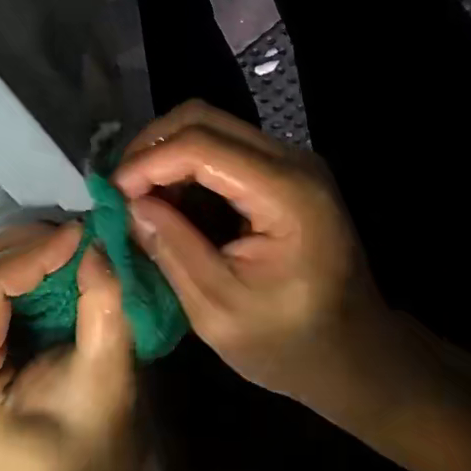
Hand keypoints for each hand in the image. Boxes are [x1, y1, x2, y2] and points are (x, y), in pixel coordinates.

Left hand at [0, 222, 140, 470]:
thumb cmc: (86, 459)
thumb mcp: (104, 384)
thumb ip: (102, 310)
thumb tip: (97, 244)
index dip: (34, 253)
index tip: (82, 235)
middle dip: (29, 245)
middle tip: (80, 240)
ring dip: (26, 252)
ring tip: (71, 252)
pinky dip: (23, 269)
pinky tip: (55, 271)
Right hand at [112, 101, 393, 407]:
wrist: (358, 351)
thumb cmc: (292, 345)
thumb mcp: (220, 311)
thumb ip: (172, 249)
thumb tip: (128, 203)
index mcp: (286, 193)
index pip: (203, 145)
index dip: (149, 162)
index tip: (112, 194)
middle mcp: (292, 160)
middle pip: (205, 118)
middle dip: (153, 146)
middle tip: (121, 187)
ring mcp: (291, 160)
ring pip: (212, 125)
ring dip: (168, 152)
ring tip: (139, 194)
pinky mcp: (283, 169)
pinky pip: (225, 145)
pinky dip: (188, 163)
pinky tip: (169, 197)